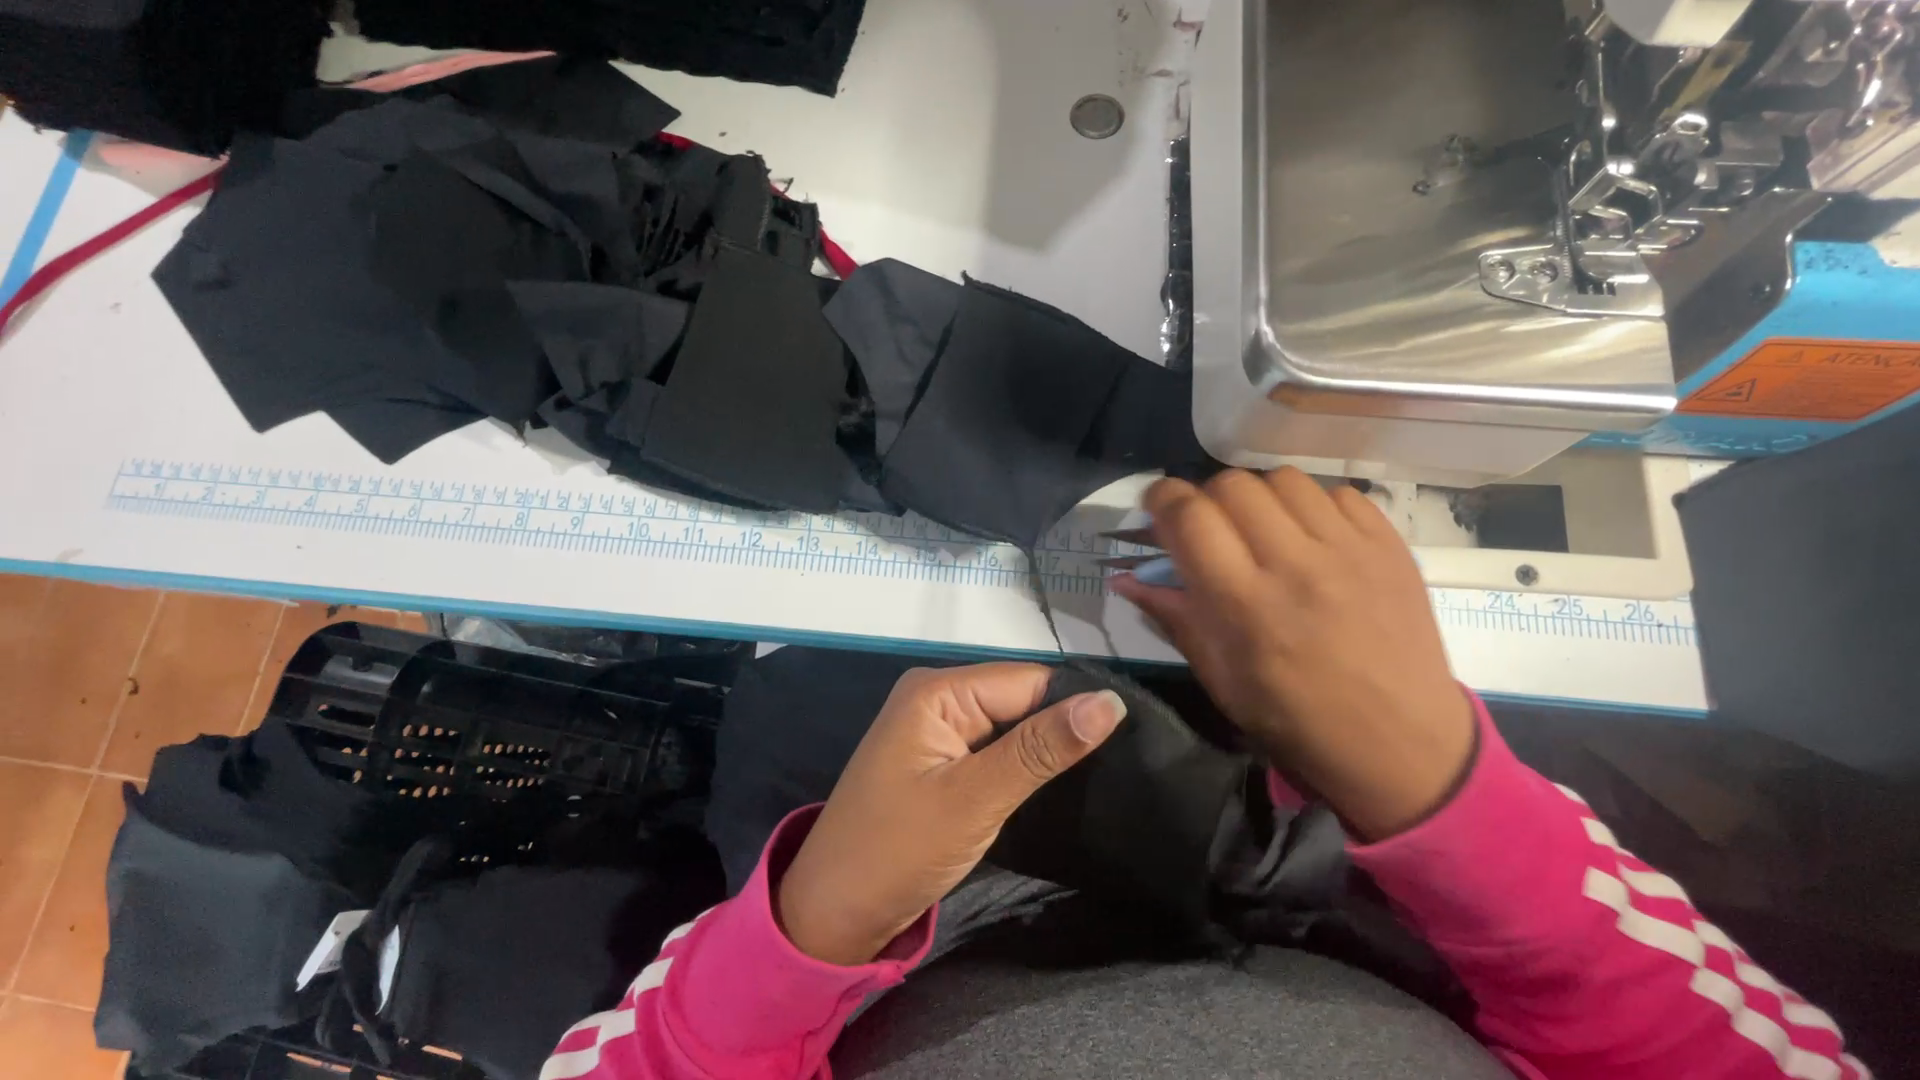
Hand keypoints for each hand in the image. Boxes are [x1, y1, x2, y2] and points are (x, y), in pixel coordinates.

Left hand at [776, 664, 1126, 966]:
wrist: (834, 914)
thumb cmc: (898, 851)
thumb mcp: (975, 799)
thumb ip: (1040, 749)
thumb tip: (1110, 702)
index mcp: (938, 690)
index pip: (1029, 680)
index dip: (1078, 704)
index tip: (1133, 737)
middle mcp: (937, 698)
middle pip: (1022, 700)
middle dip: (1063, 729)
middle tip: (1126, 762)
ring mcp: (938, 731)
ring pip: (1013, 727)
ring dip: (1046, 751)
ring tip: (1105, 774)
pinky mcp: (942, 763)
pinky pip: (996, 751)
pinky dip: (1023, 768)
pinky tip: (1059, 785)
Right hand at [1109, 468, 1473, 840]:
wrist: (1400, 742)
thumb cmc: (1295, 720)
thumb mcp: (1221, 678)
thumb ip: (1175, 617)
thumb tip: (1127, 578)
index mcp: (1243, 603)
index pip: (1188, 516)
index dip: (1161, 499)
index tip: (1156, 507)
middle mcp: (1294, 564)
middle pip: (1232, 485)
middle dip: (1206, 497)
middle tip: (1209, 526)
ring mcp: (1348, 550)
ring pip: (1283, 478)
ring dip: (1258, 496)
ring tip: (1262, 527)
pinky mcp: (1389, 545)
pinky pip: (1338, 493)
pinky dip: (1312, 505)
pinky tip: (1310, 536)